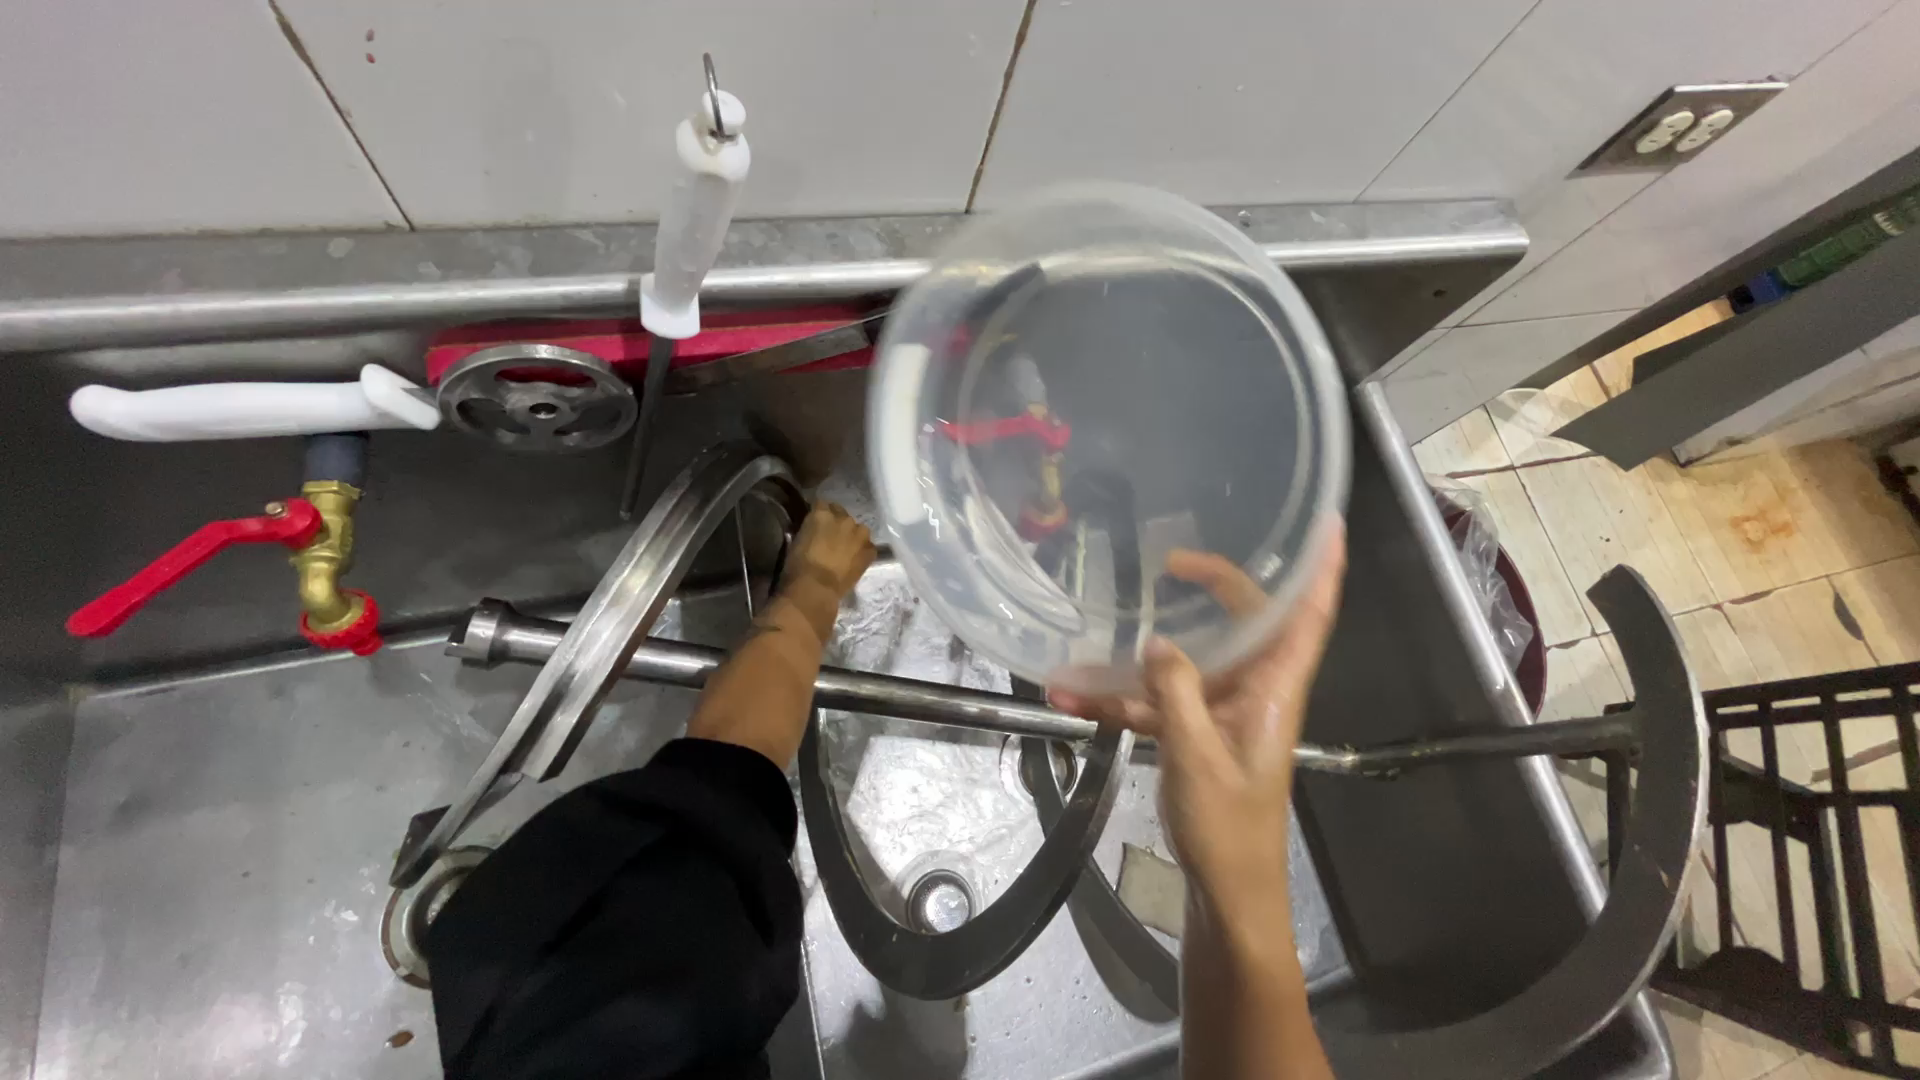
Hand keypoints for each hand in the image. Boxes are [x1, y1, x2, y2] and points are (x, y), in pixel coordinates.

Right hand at [781, 500, 875, 601]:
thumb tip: (812, 530)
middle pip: (841, 514)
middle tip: (830, 537)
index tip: (816, 523)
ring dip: (852, 535)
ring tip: (845, 549)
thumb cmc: (798, 566)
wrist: (816, 587)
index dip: (819, 514)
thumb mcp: (796, 541)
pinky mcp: (870, 550)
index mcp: (822, 513)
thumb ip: (808, 529)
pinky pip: (867, 546)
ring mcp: (860, 534)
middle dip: (837, 523)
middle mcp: (844, 518)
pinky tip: (855, 560)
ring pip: (858, 529)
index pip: (821, 504)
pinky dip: (862, 551)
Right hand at [1049, 519, 1345, 919]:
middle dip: (1213, 585)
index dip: (1322, 569)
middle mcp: (1252, 689)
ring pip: (1186, 661)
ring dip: (1139, 655)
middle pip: (1244, 621)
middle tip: (1172, 561)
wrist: (1227, 890)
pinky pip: (1154, 701)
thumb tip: (1155, 642)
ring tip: (1090, 640)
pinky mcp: (1193, 732)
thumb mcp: (1197, 758)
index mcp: (1274, 689)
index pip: (1308, 616)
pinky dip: (1118, 699)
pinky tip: (1070, 697)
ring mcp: (1220, 710)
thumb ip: (1176, 695)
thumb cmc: (1229, 828)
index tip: (1327, 522)